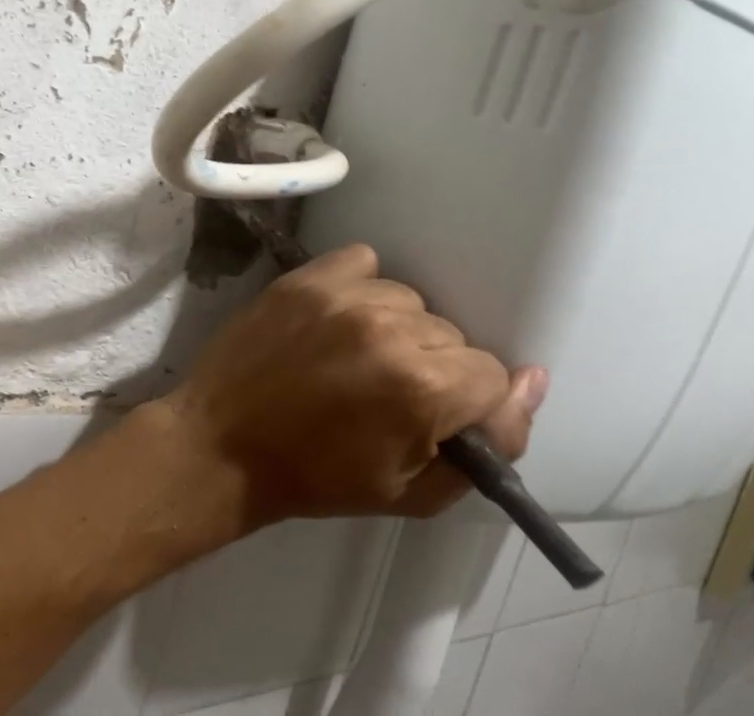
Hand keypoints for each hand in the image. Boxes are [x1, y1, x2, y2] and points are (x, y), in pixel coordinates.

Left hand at [162, 243, 547, 523]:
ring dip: (396, 330)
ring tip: (354, 361)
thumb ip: (491, 443)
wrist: (221, 444)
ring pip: (409, 301)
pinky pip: (363, 263)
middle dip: (432, 369)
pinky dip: (361, 287)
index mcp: (423, 386)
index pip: (490, 377)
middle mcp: (389, 328)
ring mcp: (341, 296)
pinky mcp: (302, 279)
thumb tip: (533, 380)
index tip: (432, 421)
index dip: (468, 406)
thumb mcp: (415, 490)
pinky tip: (338, 321)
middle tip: (383, 397)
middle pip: (450, 337)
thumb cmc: (316, 477)